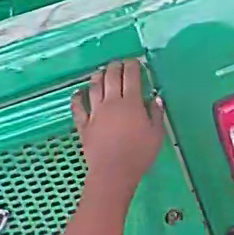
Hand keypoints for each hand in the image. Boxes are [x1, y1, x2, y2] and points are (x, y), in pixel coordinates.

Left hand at [71, 61, 163, 196]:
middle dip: (115, 66)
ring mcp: (95, 112)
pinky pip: (78, 107)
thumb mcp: (156, 134)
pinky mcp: (84, 124)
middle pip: (111, 77)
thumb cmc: (139, 154)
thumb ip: (156, 113)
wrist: (114, 172)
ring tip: (101, 72)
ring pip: (94, 87)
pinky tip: (78, 92)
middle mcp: (111, 102)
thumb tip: (155, 97)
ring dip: (98, 76)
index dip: (133, 66)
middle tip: (119, 64)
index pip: (131, 76)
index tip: (134, 62)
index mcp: (131, 103)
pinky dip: (77, 97)